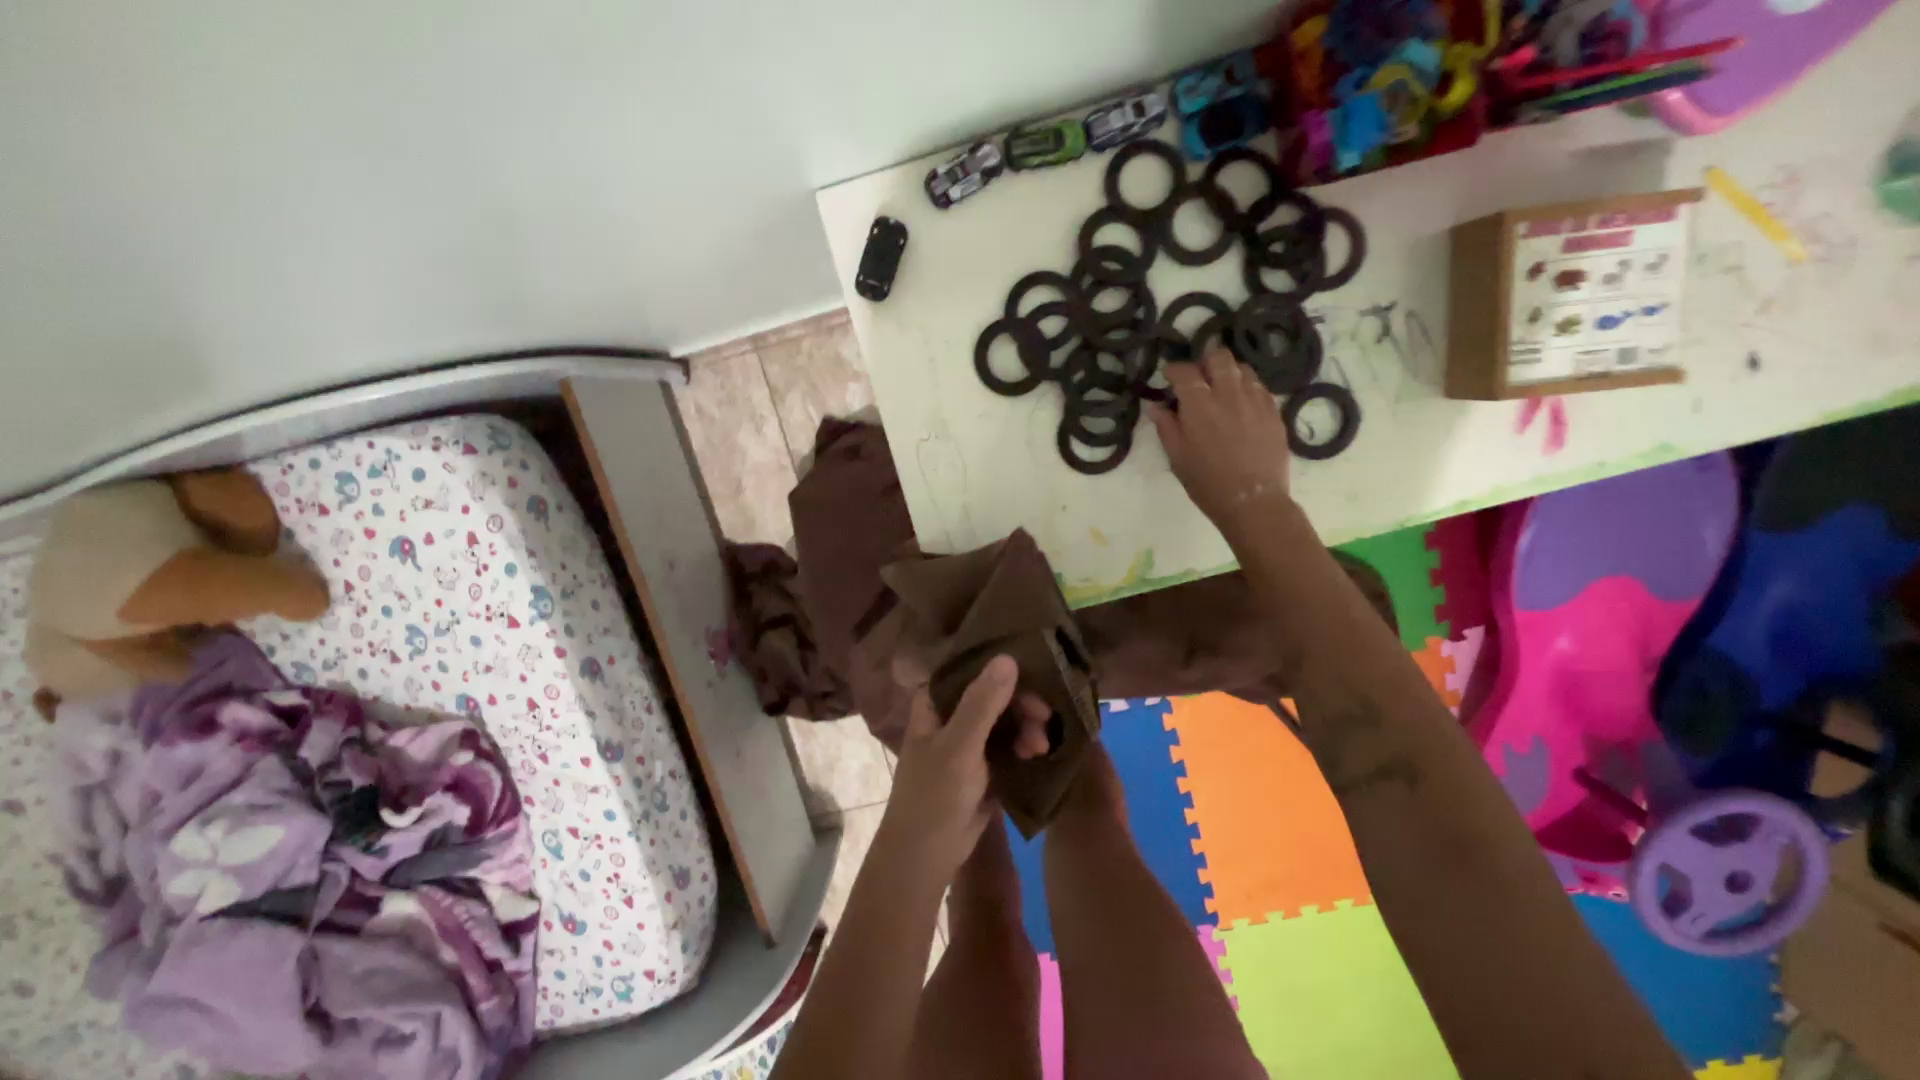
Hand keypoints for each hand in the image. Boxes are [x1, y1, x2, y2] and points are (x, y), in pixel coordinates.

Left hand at [882, 655, 1050, 878]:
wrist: (926, 855)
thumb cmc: (933, 795)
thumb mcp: (959, 745)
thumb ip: (982, 702)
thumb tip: (1007, 657)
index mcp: (935, 704)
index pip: (971, 670)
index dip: (1001, 668)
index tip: (1033, 671)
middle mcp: (952, 717)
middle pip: (994, 695)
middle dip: (1022, 703)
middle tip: (1045, 716)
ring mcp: (969, 743)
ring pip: (1006, 721)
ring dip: (1027, 727)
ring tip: (1040, 746)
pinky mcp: (985, 768)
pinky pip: (1010, 746)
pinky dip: (1025, 746)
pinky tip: (1039, 754)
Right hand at [1145, 347, 1294, 536]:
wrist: (1253, 501)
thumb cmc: (1208, 483)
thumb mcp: (1177, 458)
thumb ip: (1166, 427)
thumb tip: (1157, 406)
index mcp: (1199, 405)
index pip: (1185, 372)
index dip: (1174, 370)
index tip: (1170, 377)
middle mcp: (1228, 394)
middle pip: (1219, 357)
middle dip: (1206, 361)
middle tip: (1200, 377)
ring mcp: (1255, 401)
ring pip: (1243, 369)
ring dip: (1229, 373)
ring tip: (1223, 389)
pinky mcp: (1274, 412)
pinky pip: (1260, 388)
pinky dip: (1248, 389)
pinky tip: (1243, 405)